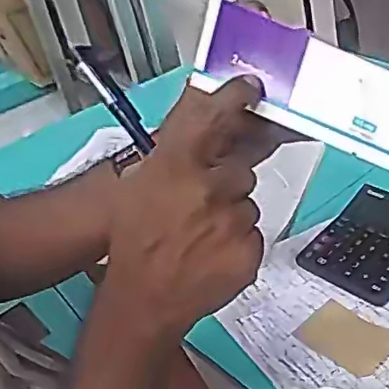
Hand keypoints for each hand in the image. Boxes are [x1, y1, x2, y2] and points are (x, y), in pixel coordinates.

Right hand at [103, 75, 265, 334]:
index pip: (211, 117)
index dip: (233, 98)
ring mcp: (232, 223)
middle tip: (201, 207)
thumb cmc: (135, 245)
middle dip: (225, 186)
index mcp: (175, 168)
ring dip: (231, 217)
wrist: (146, 299)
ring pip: (247, 206)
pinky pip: (254, 235)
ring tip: (202, 237)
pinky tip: (213, 253)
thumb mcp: (137, 188)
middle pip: (239, 172)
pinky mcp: (249, 251)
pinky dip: (238, 243)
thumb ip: (171, 158)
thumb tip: (195, 135)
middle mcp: (208, 191)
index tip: (249, 89)